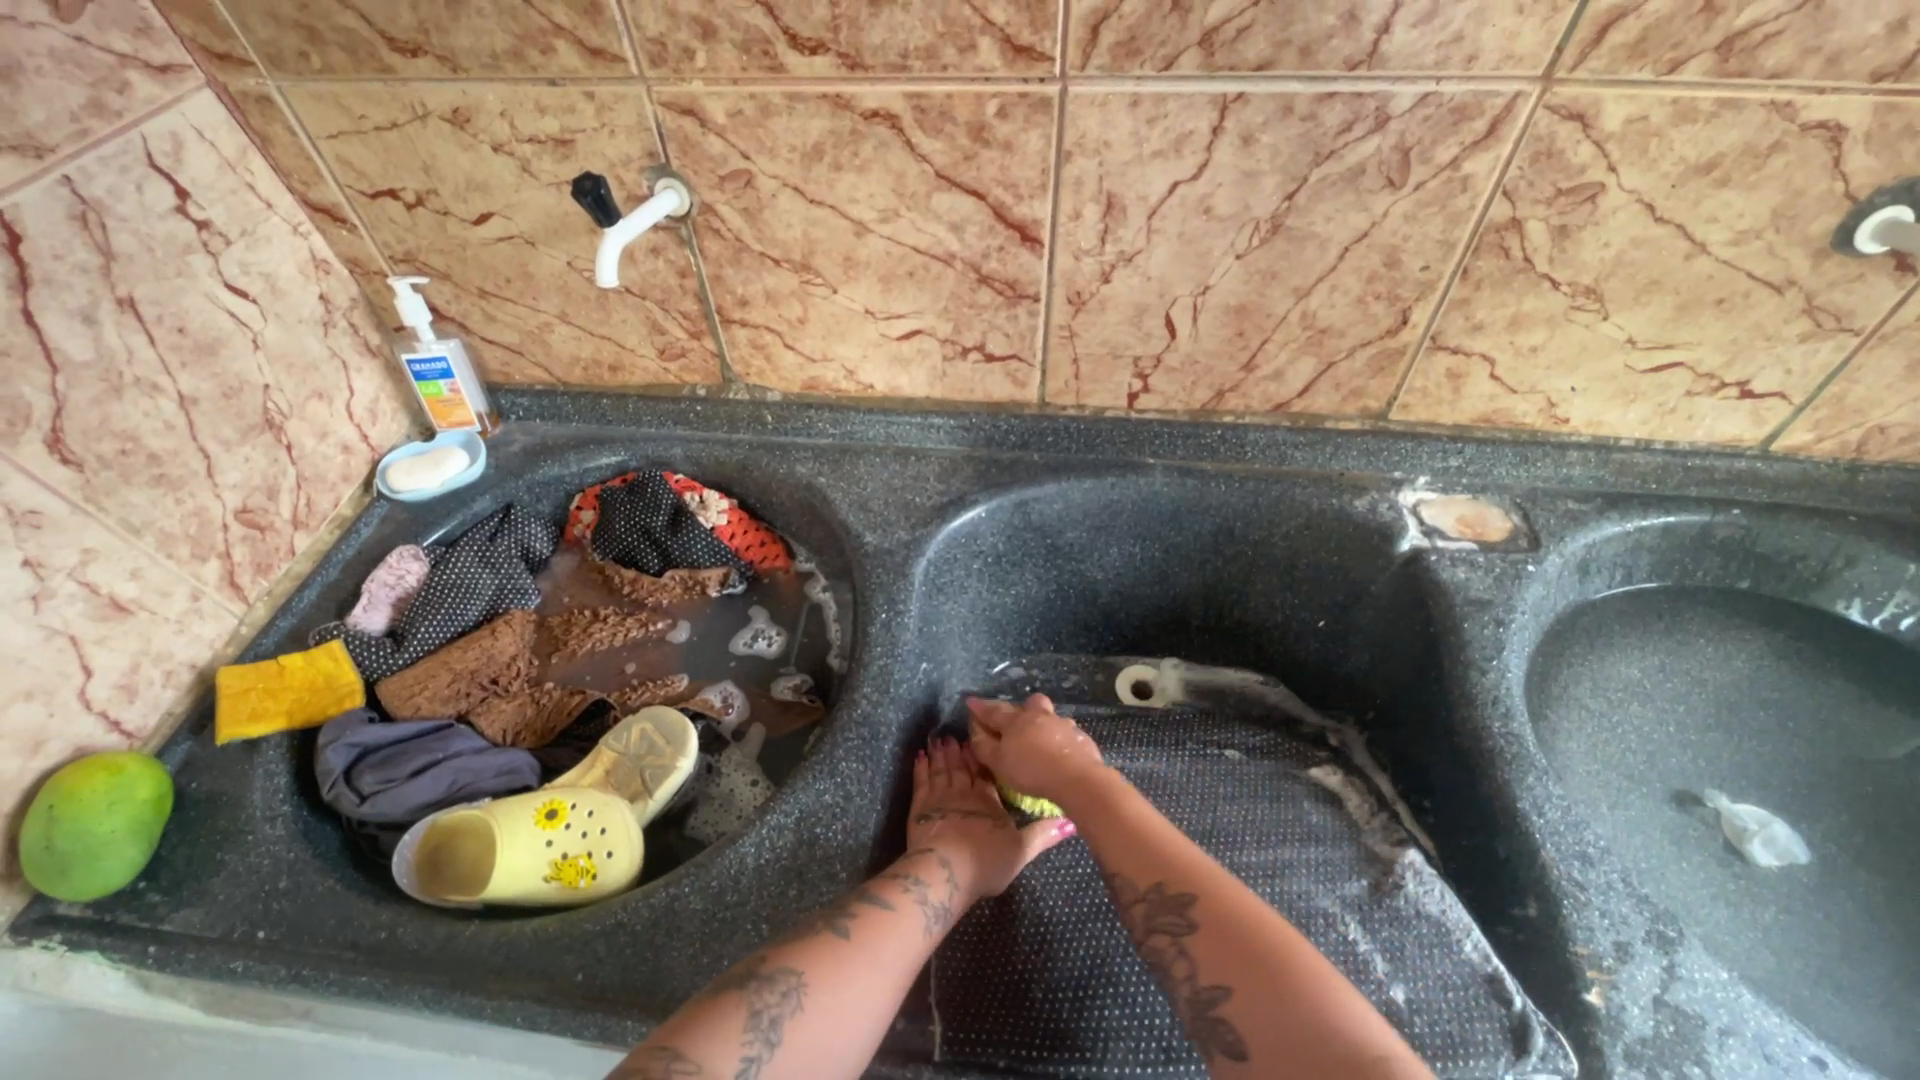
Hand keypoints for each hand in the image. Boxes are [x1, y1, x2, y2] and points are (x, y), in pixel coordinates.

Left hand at [910, 737, 1073, 903]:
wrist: (946, 871)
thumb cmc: (986, 861)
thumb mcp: (1021, 850)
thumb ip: (1043, 834)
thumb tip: (1071, 822)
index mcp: (988, 799)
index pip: (986, 772)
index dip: (983, 758)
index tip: (980, 742)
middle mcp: (964, 791)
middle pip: (963, 766)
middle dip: (961, 750)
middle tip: (957, 734)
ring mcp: (940, 796)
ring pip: (942, 768)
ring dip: (942, 754)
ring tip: (941, 739)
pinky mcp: (919, 805)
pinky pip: (921, 779)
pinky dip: (921, 766)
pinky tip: (920, 755)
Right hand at [966, 693, 1108, 804]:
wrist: (1076, 778)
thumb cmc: (1030, 770)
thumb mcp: (998, 763)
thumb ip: (985, 747)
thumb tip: (976, 732)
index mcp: (1016, 721)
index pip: (994, 711)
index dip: (980, 707)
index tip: (970, 701)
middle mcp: (1040, 716)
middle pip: (1031, 703)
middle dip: (1022, 707)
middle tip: (1018, 720)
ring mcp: (1064, 725)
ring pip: (1052, 717)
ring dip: (1045, 724)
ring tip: (1042, 740)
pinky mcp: (1082, 738)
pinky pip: (1069, 734)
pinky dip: (1062, 740)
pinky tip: (1062, 754)